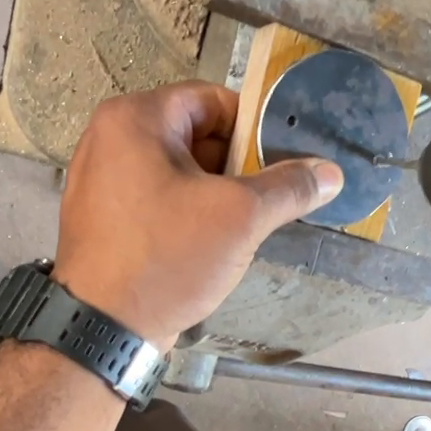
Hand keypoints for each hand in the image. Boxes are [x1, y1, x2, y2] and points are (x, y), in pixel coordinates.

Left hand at [52, 81, 343, 348]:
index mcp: (135, 118)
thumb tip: (331, 173)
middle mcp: (108, 138)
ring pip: (177, 171)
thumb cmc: (166, 259)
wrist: (103, 329)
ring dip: (213, 195)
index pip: (212, 100)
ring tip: (238, 228)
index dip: (253, 129)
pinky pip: (155, 199)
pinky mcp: (101, 217)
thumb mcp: (240, 218)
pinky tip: (204, 246)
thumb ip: (288, 188)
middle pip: (194, 135)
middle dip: (234, 168)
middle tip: (263, 202)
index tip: (280, 164)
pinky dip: (185, 214)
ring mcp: (99, 180)